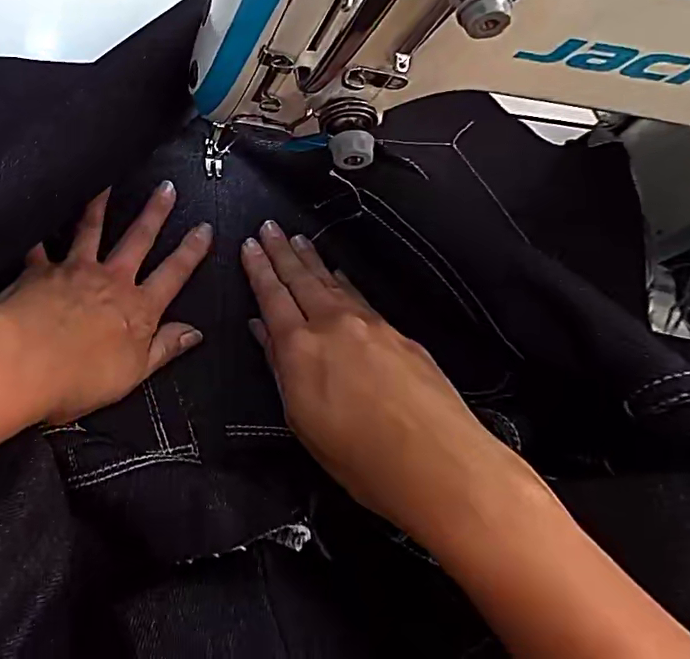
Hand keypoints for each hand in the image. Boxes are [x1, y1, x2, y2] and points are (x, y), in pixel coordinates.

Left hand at [0, 183, 212, 424]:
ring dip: (101, 207)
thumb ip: (165, 348)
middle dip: (156, 213)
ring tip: (108, 185)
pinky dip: (40, 234)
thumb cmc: (77, 376)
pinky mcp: (39, 273)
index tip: (203, 229)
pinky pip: (40, 248)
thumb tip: (193, 334)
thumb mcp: (134, 372)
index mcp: (137, 308)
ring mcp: (74, 272)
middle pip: (139, 240)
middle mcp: (110, 281)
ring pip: (93, 231)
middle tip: (166, 189)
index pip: (173, 273)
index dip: (191, 251)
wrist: (23, 363)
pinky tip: (40, 218)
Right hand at [242, 222, 531, 540]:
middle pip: (301, 278)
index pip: (272, 296)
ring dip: (311, 259)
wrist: (439, 462)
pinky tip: (339, 274)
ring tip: (298, 240)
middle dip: (282, 251)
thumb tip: (265, 333)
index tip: (250, 247)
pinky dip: (344, 280)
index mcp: (301, 348)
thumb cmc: (365, 458)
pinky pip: (360, 296)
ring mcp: (368, 325)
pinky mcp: (397, 333)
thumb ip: (280, 368)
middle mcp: (333, 325)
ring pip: (331, 281)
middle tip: (270, 227)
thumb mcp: (303, 421)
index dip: (259, 269)